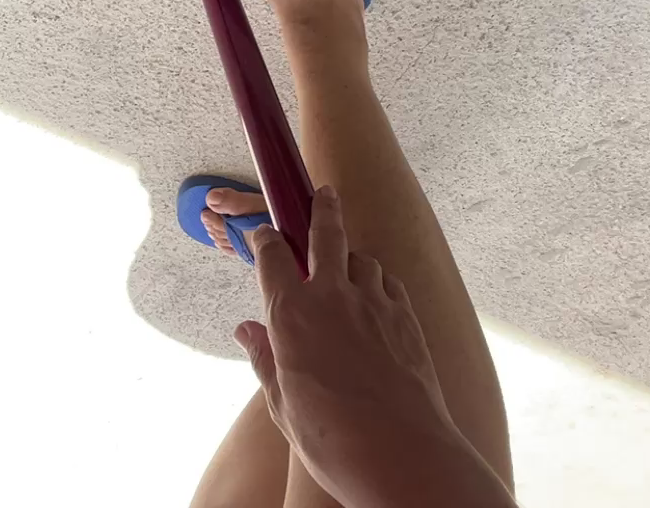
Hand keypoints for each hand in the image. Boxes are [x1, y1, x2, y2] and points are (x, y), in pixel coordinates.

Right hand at [237, 188, 513, 507]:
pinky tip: (376, 296)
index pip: (271, 255)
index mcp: (291, 315)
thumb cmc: (335, 440)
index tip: (263, 234)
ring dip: (351, 257)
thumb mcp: (283, 406)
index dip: (264, 238)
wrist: (403, 456)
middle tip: (324, 194)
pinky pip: (388, 282)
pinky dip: (378, 282)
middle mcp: (330, 296)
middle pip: (325, 232)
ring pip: (361, 257)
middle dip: (322, 208)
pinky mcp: (403, 315)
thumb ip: (264, 359)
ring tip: (349, 266)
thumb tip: (245, 330)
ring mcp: (371, 301)